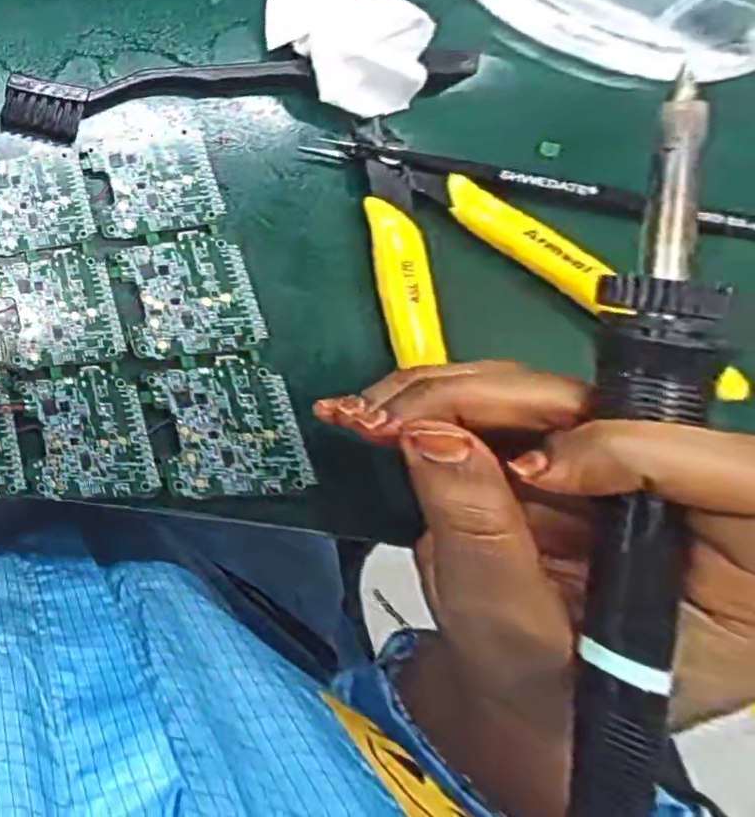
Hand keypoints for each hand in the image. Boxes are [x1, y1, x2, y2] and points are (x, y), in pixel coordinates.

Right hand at [317, 362, 754, 815]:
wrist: (516, 683)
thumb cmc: (539, 674)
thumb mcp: (509, 615)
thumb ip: (479, 528)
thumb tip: (433, 437)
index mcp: (739, 559)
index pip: (723, 468)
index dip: (622, 448)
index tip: (521, 473)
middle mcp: (679, 494)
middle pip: (598, 407)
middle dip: (475, 402)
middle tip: (385, 421)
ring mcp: (604, 465)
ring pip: (526, 390)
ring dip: (428, 394)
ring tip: (355, 417)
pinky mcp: (539, 449)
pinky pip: (477, 401)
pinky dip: (408, 402)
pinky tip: (357, 413)